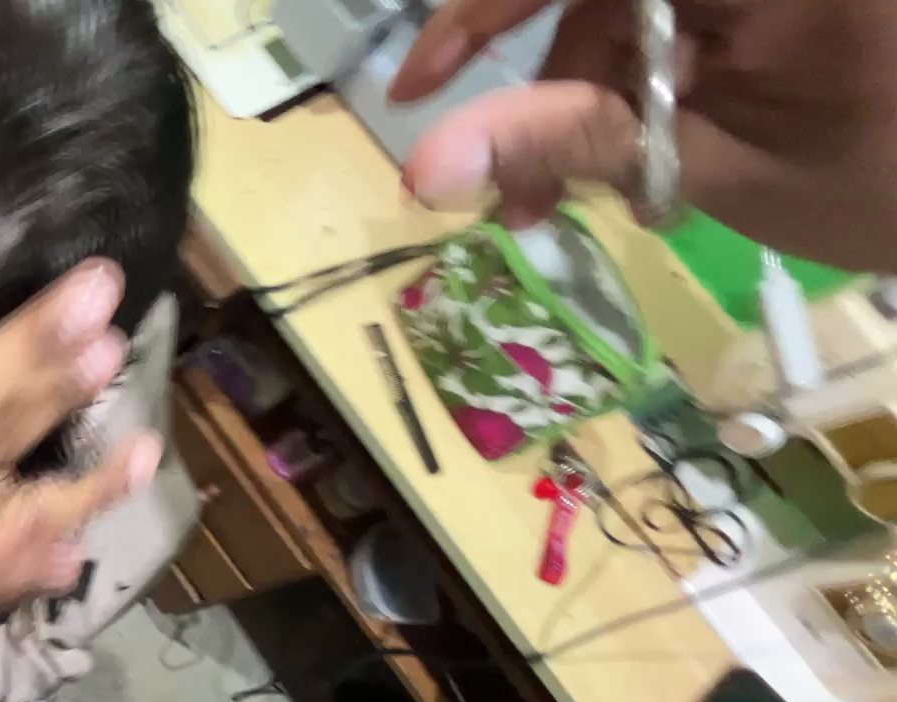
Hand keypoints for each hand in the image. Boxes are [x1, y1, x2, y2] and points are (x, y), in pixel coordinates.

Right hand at [390, 0, 896, 271]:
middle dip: (544, 85)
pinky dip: (620, 91)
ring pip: (619, 12)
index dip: (488, 7)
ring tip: (557, 201)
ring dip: (574, 105)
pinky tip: (615, 155)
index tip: (418, 87)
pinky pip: (659, 22)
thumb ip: (574, 143)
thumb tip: (427, 165)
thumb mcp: (716, 168)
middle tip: (518, 190)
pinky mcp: (764, 0)